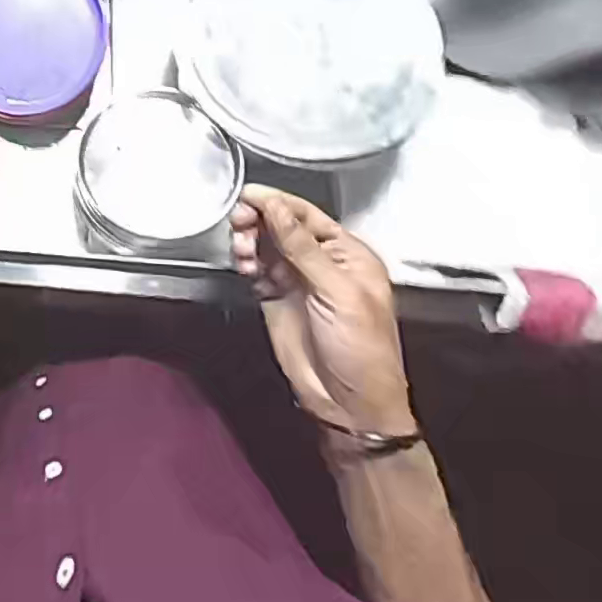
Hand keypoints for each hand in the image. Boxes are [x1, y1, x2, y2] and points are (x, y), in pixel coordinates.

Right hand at [231, 186, 414, 437]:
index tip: (250, 195)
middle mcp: (320, 261)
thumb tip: (277, 207)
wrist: (349, 405)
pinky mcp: (276, 297)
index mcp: (347, 254)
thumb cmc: (361, 350)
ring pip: (266, 244)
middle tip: (239, 221)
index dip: (277, 202)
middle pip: (282, 225)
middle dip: (259, 218)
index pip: (306, 215)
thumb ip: (303, 248)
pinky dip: (246, 261)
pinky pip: (256, 267)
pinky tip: (244, 265)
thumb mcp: (338, 293)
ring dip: (249, 239)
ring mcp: (296, 279)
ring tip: (242, 248)